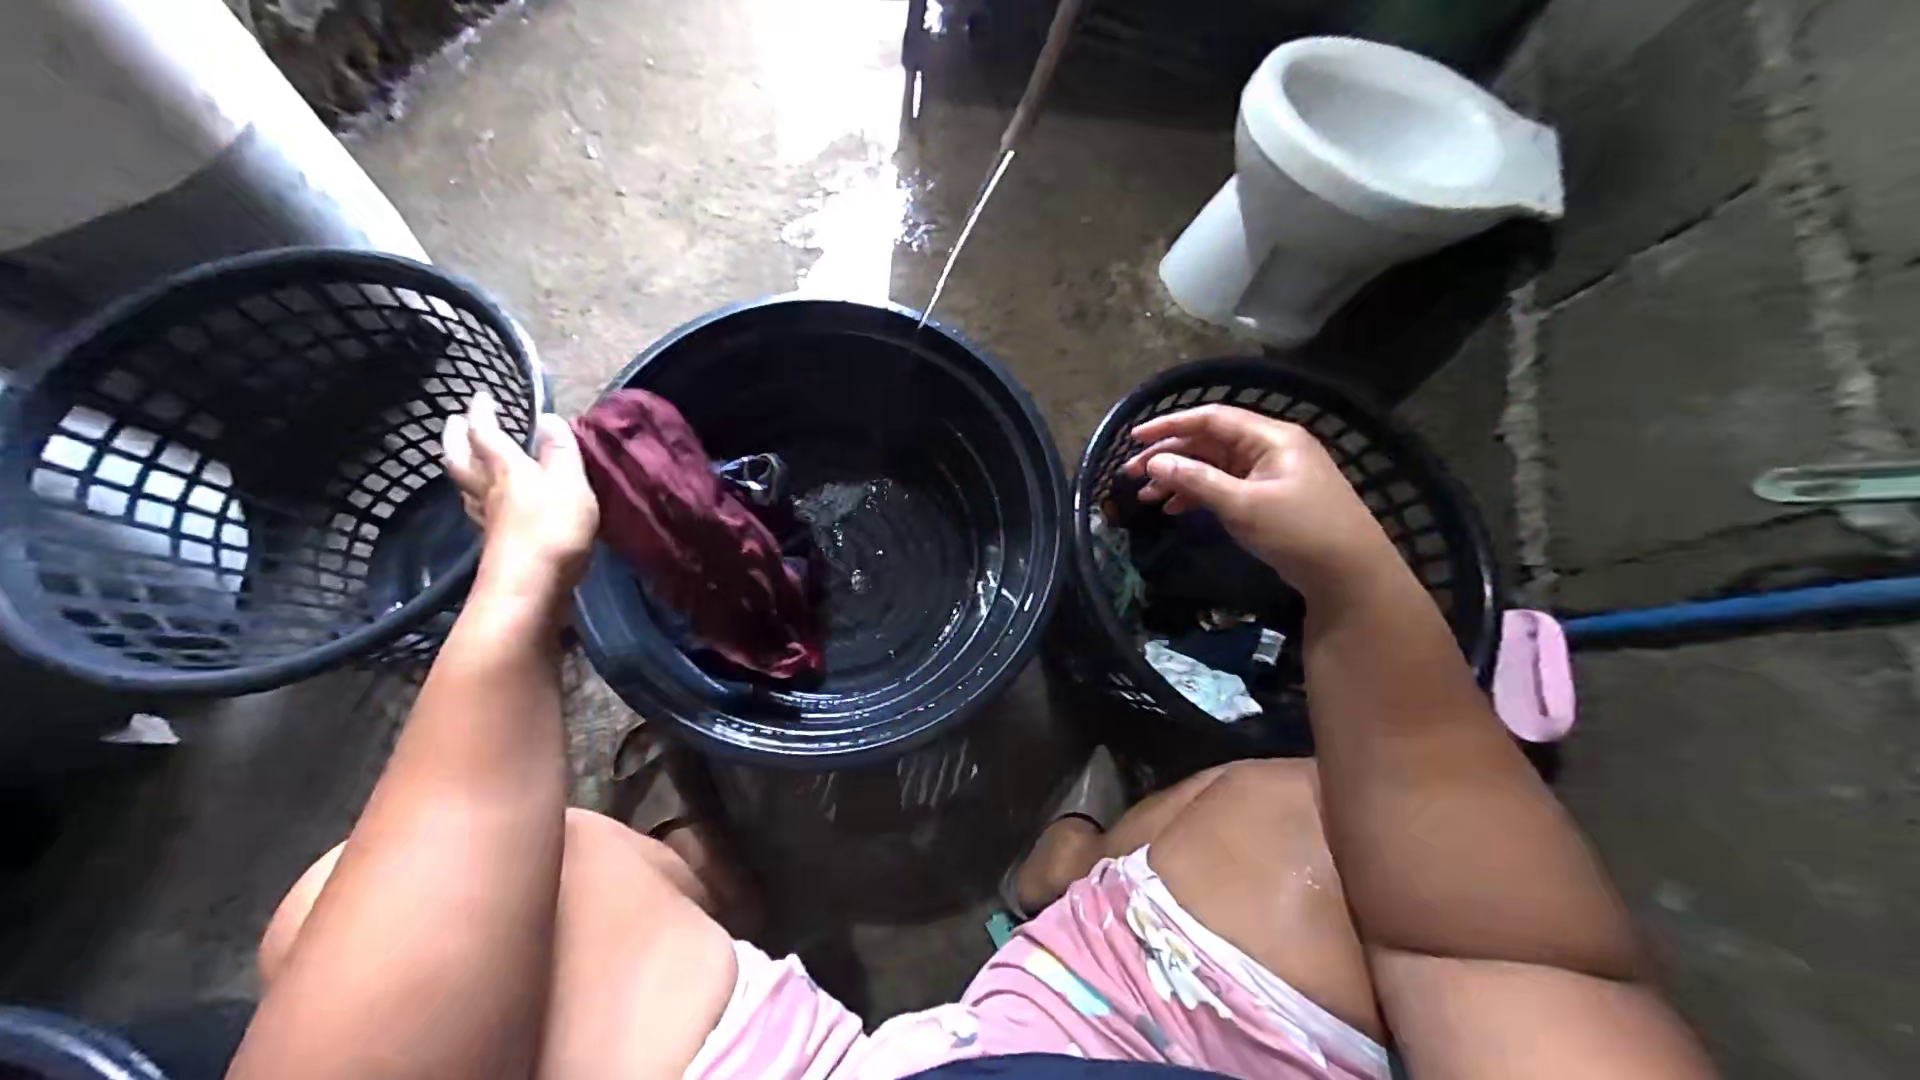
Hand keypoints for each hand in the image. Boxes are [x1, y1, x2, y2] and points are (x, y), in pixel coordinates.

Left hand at [443, 392, 599, 588]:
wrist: (531, 586)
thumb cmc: (554, 527)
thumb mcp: (569, 483)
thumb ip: (560, 451)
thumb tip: (549, 418)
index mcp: (507, 469)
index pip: (487, 433)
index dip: (483, 412)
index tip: (481, 395)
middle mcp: (489, 490)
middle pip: (462, 459)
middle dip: (457, 437)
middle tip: (453, 422)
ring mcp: (489, 520)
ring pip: (465, 487)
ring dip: (460, 468)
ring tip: (464, 459)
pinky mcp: (496, 544)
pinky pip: (478, 512)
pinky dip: (477, 500)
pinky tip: (484, 506)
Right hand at [1123, 405, 1402, 602]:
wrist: (1349, 574)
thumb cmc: (1298, 532)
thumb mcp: (1242, 505)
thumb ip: (1196, 480)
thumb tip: (1154, 462)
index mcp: (1270, 437)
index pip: (1211, 418)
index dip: (1169, 425)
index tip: (1133, 439)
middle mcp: (1270, 447)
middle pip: (1209, 441)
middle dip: (1169, 456)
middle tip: (1131, 474)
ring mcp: (1270, 472)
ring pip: (1214, 465)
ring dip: (1180, 478)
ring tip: (1147, 497)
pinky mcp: (1269, 496)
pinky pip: (1225, 485)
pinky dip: (1199, 494)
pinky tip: (1174, 509)